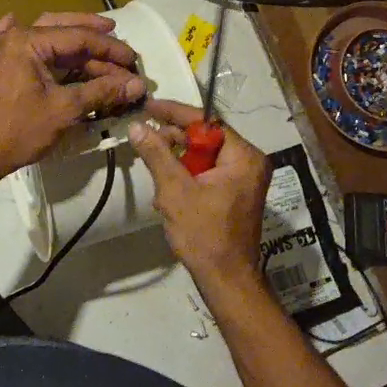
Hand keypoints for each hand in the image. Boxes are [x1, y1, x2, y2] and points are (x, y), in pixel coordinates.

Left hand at [0, 12, 147, 182]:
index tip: (134, 61)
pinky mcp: (1, 68)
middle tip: (123, 50)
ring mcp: (5, 52)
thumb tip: (137, 84)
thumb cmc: (20, 130)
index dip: (110, 49)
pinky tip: (22, 22)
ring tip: (103, 44)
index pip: (78, 37)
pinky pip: (16, 44)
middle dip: (95, 40)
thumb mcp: (65, 110)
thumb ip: (102, 92)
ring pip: (48, 37)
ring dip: (76, 44)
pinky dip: (27, 39)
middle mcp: (15, 39)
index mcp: (28, 42)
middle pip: (63, 30)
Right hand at [126, 99, 269, 290]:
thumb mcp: (175, 191)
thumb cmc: (204, 234)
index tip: (148, 107)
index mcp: (243, 157)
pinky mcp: (234, 195)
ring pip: (202, 158)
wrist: (226, 280)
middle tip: (145, 143)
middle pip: (205, 138)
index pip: (206, 122)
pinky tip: (167, 196)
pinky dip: (185, 180)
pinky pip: (206, 175)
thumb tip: (137, 126)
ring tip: (156, 178)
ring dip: (176, 165)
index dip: (175, 114)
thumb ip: (157, 154)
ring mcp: (242, 181)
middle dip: (173, 143)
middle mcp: (248, 163)